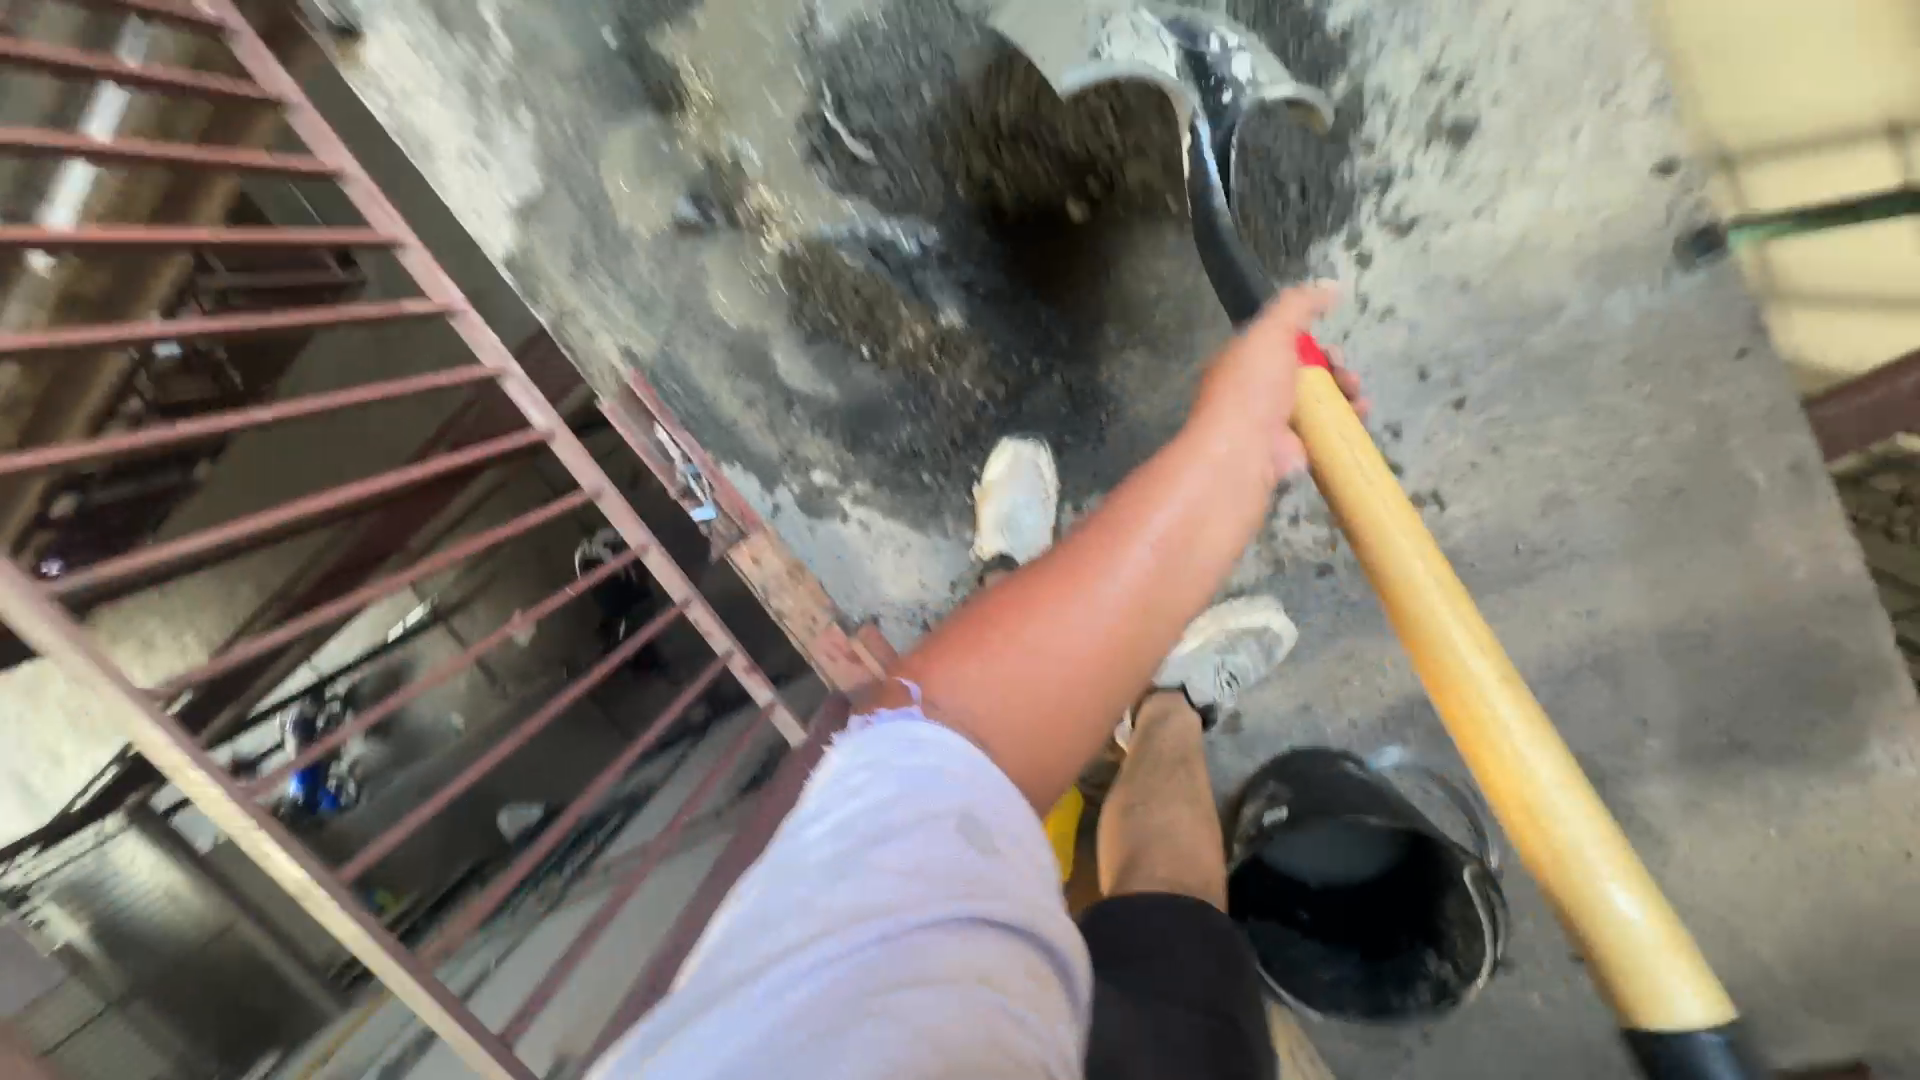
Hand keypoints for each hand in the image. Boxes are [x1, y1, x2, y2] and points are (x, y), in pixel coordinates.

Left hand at [1190, 283, 1367, 481]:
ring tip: (1355, 392)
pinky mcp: (1292, 447)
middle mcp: (1255, 392)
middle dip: (1333, 365)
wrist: (1243, 450)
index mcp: (1242, 362)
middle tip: (1342, 369)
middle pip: (1305, 370)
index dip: (1308, 340)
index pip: (1279, 344)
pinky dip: (1347, 418)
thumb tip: (1331, 287)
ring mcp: (1273, 422)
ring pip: (1319, 399)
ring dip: (1345, 390)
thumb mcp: (1270, 331)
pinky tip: (1360, 413)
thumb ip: (1298, 304)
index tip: (1326, 344)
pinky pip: (1326, 428)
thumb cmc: (1251, 387)